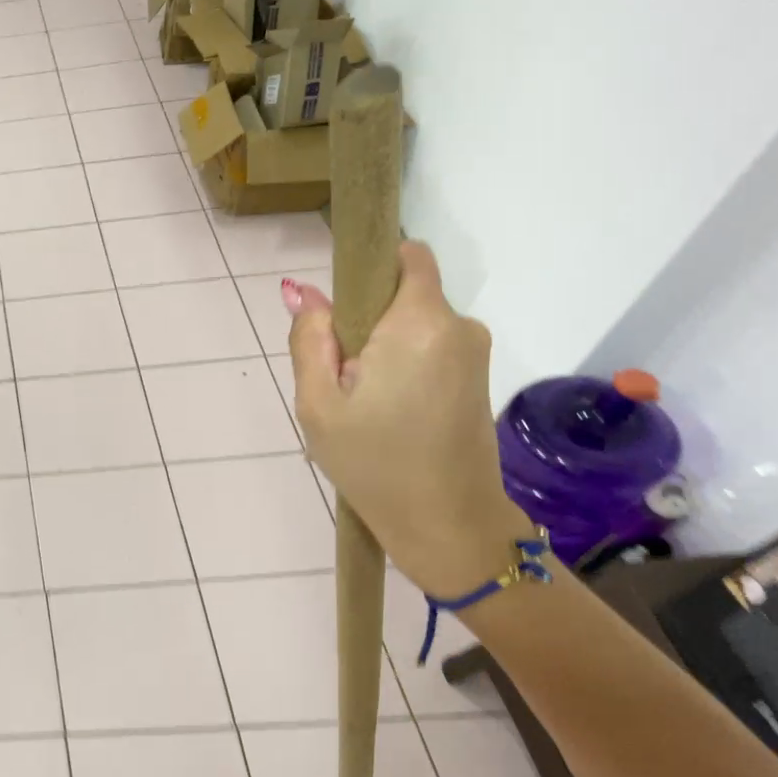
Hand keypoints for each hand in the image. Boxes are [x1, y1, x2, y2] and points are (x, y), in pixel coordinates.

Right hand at [285, 241, 532, 596]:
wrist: (445, 522)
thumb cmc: (373, 464)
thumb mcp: (318, 406)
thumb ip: (309, 341)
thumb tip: (300, 291)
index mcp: (419, 323)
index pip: (405, 254)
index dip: (368, 271)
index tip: (338, 315)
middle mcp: (457, 325)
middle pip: (402, 297)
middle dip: (365, 326)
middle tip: (338, 384)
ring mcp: (473, 352)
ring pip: (412, 329)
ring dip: (381, 353)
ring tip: (359, 408)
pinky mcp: (477, 377)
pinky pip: (428, 352)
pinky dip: (401, 371)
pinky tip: (384, 417)